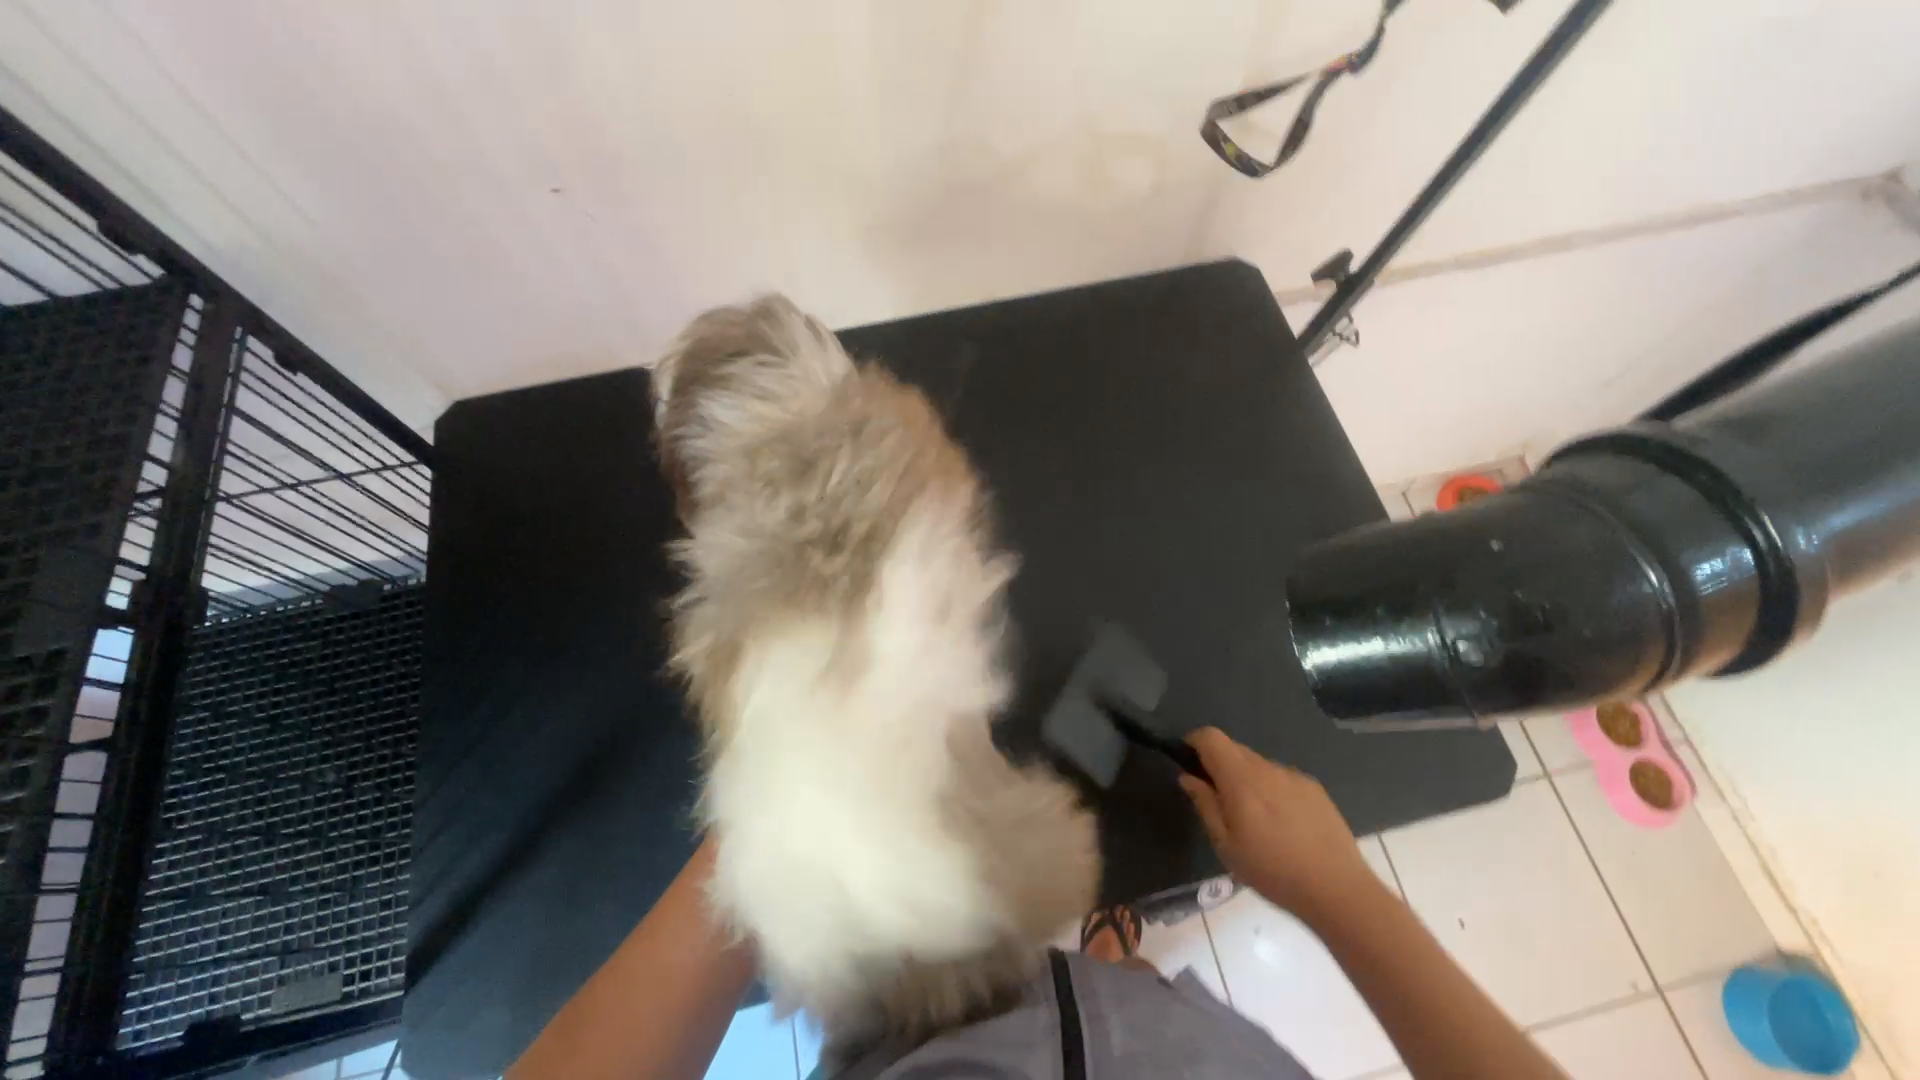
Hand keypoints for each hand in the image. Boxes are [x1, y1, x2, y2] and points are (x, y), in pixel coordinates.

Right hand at [1180, 728, 1378, 922]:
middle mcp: (1268, 768)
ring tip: (1254, 820)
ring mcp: (1294, 776)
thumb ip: (1205, 804)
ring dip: (1246, 779)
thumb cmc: (1272, 871)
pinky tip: (1282, 825)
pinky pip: (1281, 778)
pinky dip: (1271, 790)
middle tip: (1218, 801)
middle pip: (1234, 749)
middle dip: (1219, 765)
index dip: (1194, 742)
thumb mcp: (1226, 845)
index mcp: (1241, 779)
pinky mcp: (1315, 789)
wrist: (1337, 889)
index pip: (1211, 737)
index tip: (1189, 765)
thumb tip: (1188, 777)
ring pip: (1259, 765)